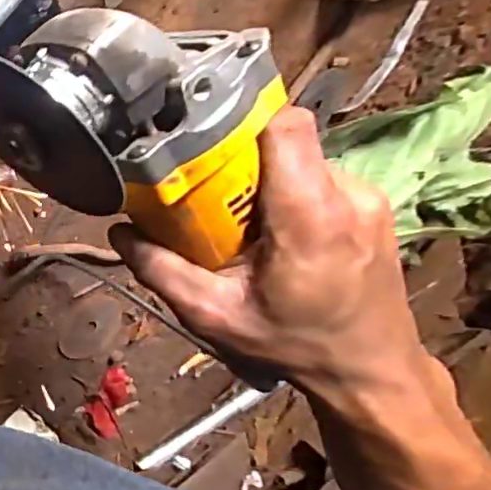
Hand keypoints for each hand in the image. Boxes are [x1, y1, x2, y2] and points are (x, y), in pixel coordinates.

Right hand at [111, 108, 432, 410]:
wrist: (369, 368)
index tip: (197, 145)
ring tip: (233, 225)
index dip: (236, 121)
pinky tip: (266, 233)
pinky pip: (312, 175)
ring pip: (295, 158)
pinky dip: (280, 192)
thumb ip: (162, 272)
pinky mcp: (369, 202)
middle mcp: (347, 194)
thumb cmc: (294, 344)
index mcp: (312, 217)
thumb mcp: (213, 316)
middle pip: (280, 141)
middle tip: (201, 200)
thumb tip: (121, 232)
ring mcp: (366, 195)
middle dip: (233, 161)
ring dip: (256, 180)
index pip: (283, 126)